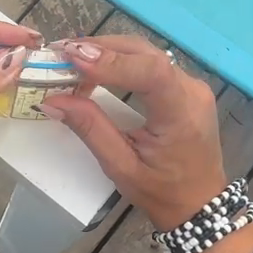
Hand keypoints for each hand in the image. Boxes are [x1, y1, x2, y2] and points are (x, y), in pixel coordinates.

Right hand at [39, 36, 226, 230]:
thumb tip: (53, 100)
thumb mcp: (120, 167)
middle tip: (60, 53)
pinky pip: (149, 63)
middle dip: (100, 49)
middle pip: (145, 53)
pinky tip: (94, 68)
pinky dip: (118, 60)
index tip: (72, 58)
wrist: (199, 203)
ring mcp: (191, 85)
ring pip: (146, 53)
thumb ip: (90, 129)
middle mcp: (192, 91)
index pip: (151, 72)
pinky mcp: (184, 86)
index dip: (111, 61)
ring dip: (107, 51)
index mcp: (181, 115)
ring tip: (70, 58)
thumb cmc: (162, 192)